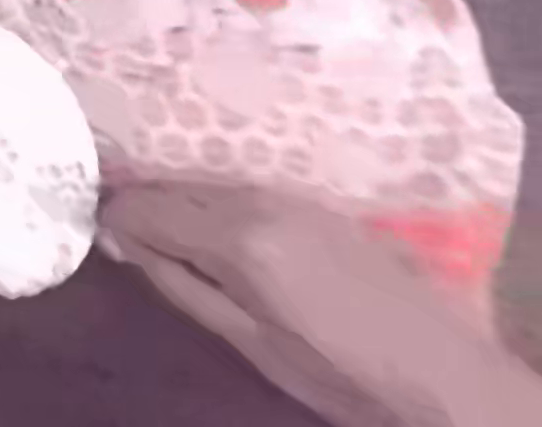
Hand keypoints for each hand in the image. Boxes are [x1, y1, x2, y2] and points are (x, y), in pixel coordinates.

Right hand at [102, 184, 531, 426]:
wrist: (462, 388)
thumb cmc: (345, 378)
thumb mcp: (247, 341)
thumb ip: (173, 281)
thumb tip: (118, 241)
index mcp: (238, 241)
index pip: (139, 207)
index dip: (112, 222)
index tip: (109, 243)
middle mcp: (253, 202)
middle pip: (160, 187)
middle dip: (136, 209)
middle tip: (131, 242)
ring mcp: (283, 195)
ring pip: (191, 182)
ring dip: (170, 205)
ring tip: (174, 241)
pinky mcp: (304, 200)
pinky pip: (227, 188)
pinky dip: (204, 205)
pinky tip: (217, 237)